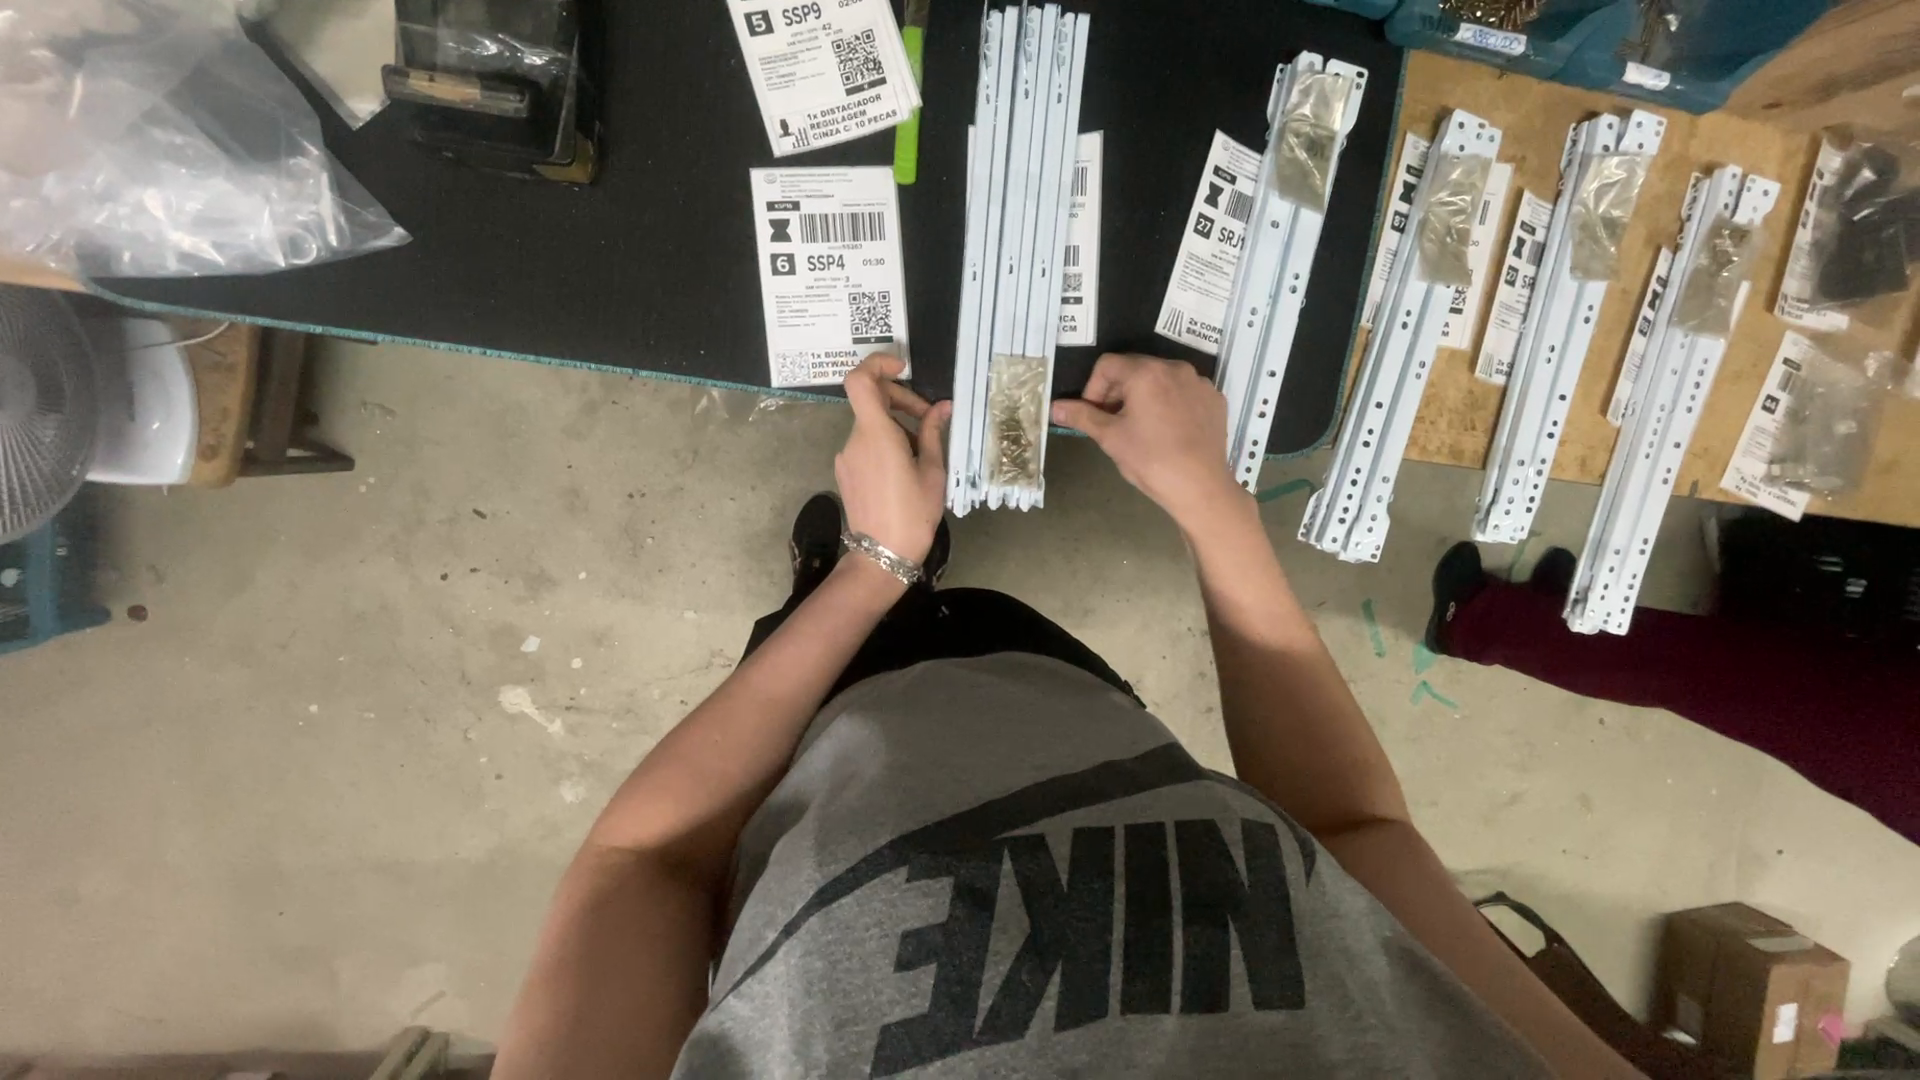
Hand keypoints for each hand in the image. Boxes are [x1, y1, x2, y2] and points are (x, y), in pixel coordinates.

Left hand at [836, 353, 949, 563]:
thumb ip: (932, 433)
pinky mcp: (845, 472)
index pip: (860, 380)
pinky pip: (865, 445)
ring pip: (871, 425)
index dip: (878, 364)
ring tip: (922, 453)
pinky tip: (905, 468)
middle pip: (872, 400)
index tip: (902, 369)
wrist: (883, 555)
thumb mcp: (932, 471)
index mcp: (876, 434)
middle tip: (930, 421)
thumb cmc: (913, 513)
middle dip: (901, 401)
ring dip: (896, 426)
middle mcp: (854, 440)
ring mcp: (846, 457)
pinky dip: (885, 444)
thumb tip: (942, 408)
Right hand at [1051, 352, 1247, 531]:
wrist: (1200, 487)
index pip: (1107, 364)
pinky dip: (1170, 404)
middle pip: (1136, 368)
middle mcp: (1176, 368)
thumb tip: (1055, 407)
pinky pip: (1184, 393)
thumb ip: (1081, 416)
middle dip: (1118, 392)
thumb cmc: (1150, 460)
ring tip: (1141, 428)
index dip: (1093, 388)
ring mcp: (1199, 383)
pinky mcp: (1214, 400)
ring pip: (1161, 380)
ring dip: (1144, 397)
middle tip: (1113, 423)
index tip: (1094, 415)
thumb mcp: (1110, 437)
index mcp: (1146, 373)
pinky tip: (1168, 432)